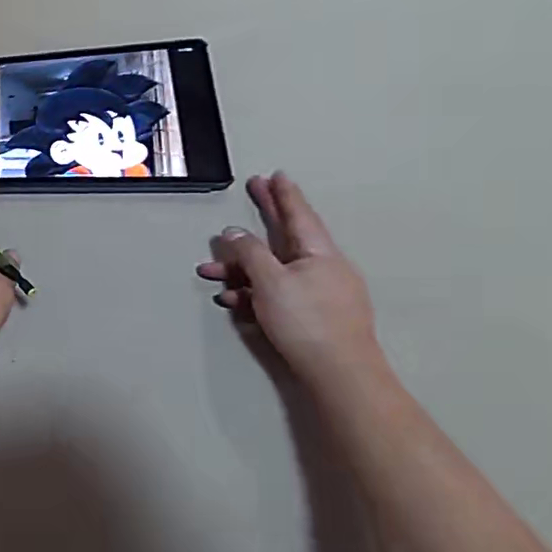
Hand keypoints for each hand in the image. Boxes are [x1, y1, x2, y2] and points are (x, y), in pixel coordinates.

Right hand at [197, 173, 383, 387]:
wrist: (339, 375)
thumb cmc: (306, 321)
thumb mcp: (269, 280)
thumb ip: (248, 252)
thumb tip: (234, 232)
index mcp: (319, 255)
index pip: (298, 216)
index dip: (284, 195)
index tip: (276, 176)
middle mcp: (323, 269)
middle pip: (286, 236)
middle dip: (266, 215)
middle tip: (255, 190)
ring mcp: (319, 293)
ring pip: (274, 269)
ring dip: (242, 269)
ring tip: (212, 273)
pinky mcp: (312, 315)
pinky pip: (277, 292)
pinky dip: (254, 292)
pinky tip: (234, 301)